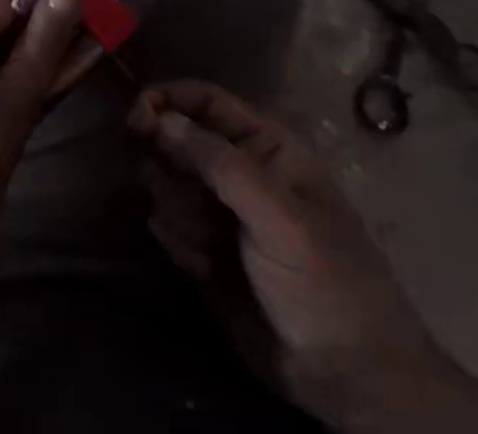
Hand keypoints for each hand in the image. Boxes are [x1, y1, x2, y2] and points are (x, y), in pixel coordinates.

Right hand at [129, 81, 477, 433]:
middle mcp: (239, 168)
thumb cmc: (326, 283)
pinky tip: (202, 266)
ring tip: (204, 242)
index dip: (165, 100)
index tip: (133, 121)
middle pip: (173, 137)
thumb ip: (220, 164)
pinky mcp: (201, 242)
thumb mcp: (280, 218)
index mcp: (268, 147)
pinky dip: (176, 239)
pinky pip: (164, 220)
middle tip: (181, 198)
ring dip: (173, 208)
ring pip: (163, 179)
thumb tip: (160, 119)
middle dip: (165, 165)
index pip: (204, 100)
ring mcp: (218, 206)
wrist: (345, 376)